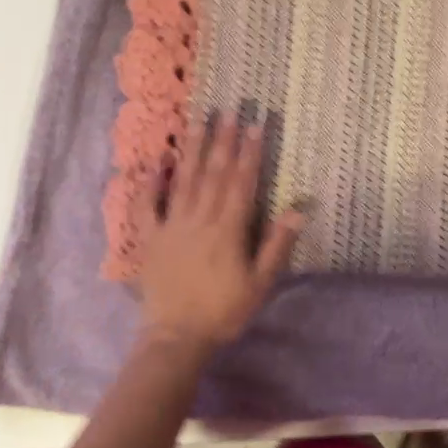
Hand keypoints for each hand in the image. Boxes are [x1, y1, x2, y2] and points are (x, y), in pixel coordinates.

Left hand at [133, 113, 307, 354]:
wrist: (177, 337)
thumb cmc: (224, 312)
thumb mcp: (260, 283)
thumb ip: (277, 245)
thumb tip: (298, 210)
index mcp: (228, 230)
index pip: (242, 182)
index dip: (249, 152)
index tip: (255, 125)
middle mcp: (199, 220)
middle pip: (213, 174)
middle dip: (222, 140)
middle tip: (228, 109)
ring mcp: (171, 226)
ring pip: (183, 180)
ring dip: (192, 149)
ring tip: (197, 120)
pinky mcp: (150, 239)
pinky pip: (148, 206)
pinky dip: (151, 183)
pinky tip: (157, 162)